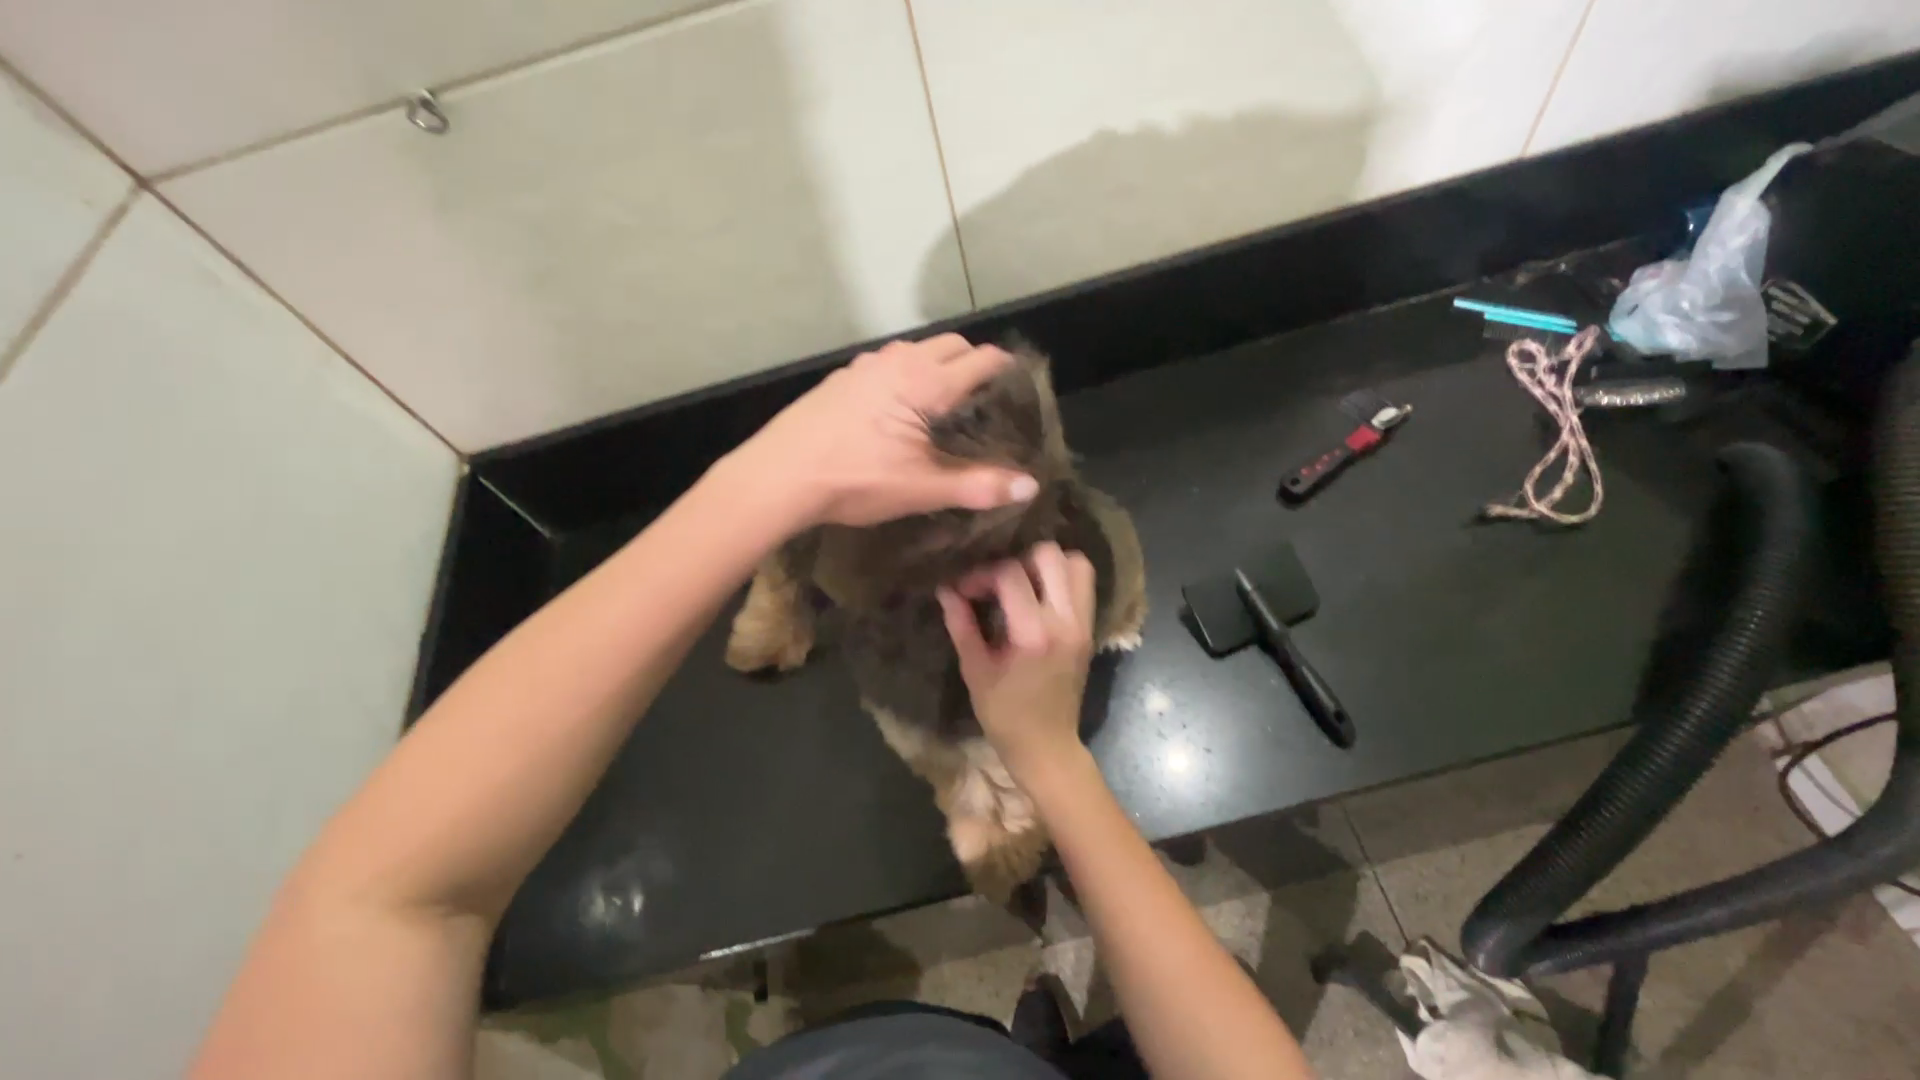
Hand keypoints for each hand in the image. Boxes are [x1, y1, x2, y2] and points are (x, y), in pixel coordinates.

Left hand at [735, 334, 1037, 527]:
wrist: (778, 475)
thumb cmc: (854, 479)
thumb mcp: (921, 488)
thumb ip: (978, 485)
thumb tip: (1029, 486)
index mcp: (926, 381)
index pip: (982, 359)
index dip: (1007, 370)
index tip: (1021, 390)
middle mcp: (898, 361)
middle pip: (952, 345)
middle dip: (975, 362)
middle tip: (987, 400)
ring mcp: (866, 365)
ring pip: (917, 350)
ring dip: (938, 366)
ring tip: (947, 403)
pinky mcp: (842, 378)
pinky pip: (888, 362)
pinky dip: (907, 373)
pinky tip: (899, 408)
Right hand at [938, 543, 1096, 777]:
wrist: (1047, 746)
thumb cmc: (1005, 715)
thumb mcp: (975, 670)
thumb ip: (962, 625)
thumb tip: (946, 590)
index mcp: (1034, 633)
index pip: (1011, 574)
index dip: (982, 574)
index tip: (965, 590)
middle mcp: (1066, 621)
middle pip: (1050, 556)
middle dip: (1018, 560)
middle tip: (998, 583)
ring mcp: (1084, 623)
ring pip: (1076, 564)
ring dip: (1046, 565)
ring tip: (1022, 585)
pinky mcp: (1090, 628)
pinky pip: (1083, 585)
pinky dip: (1061, 579)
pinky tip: (1036, 597)